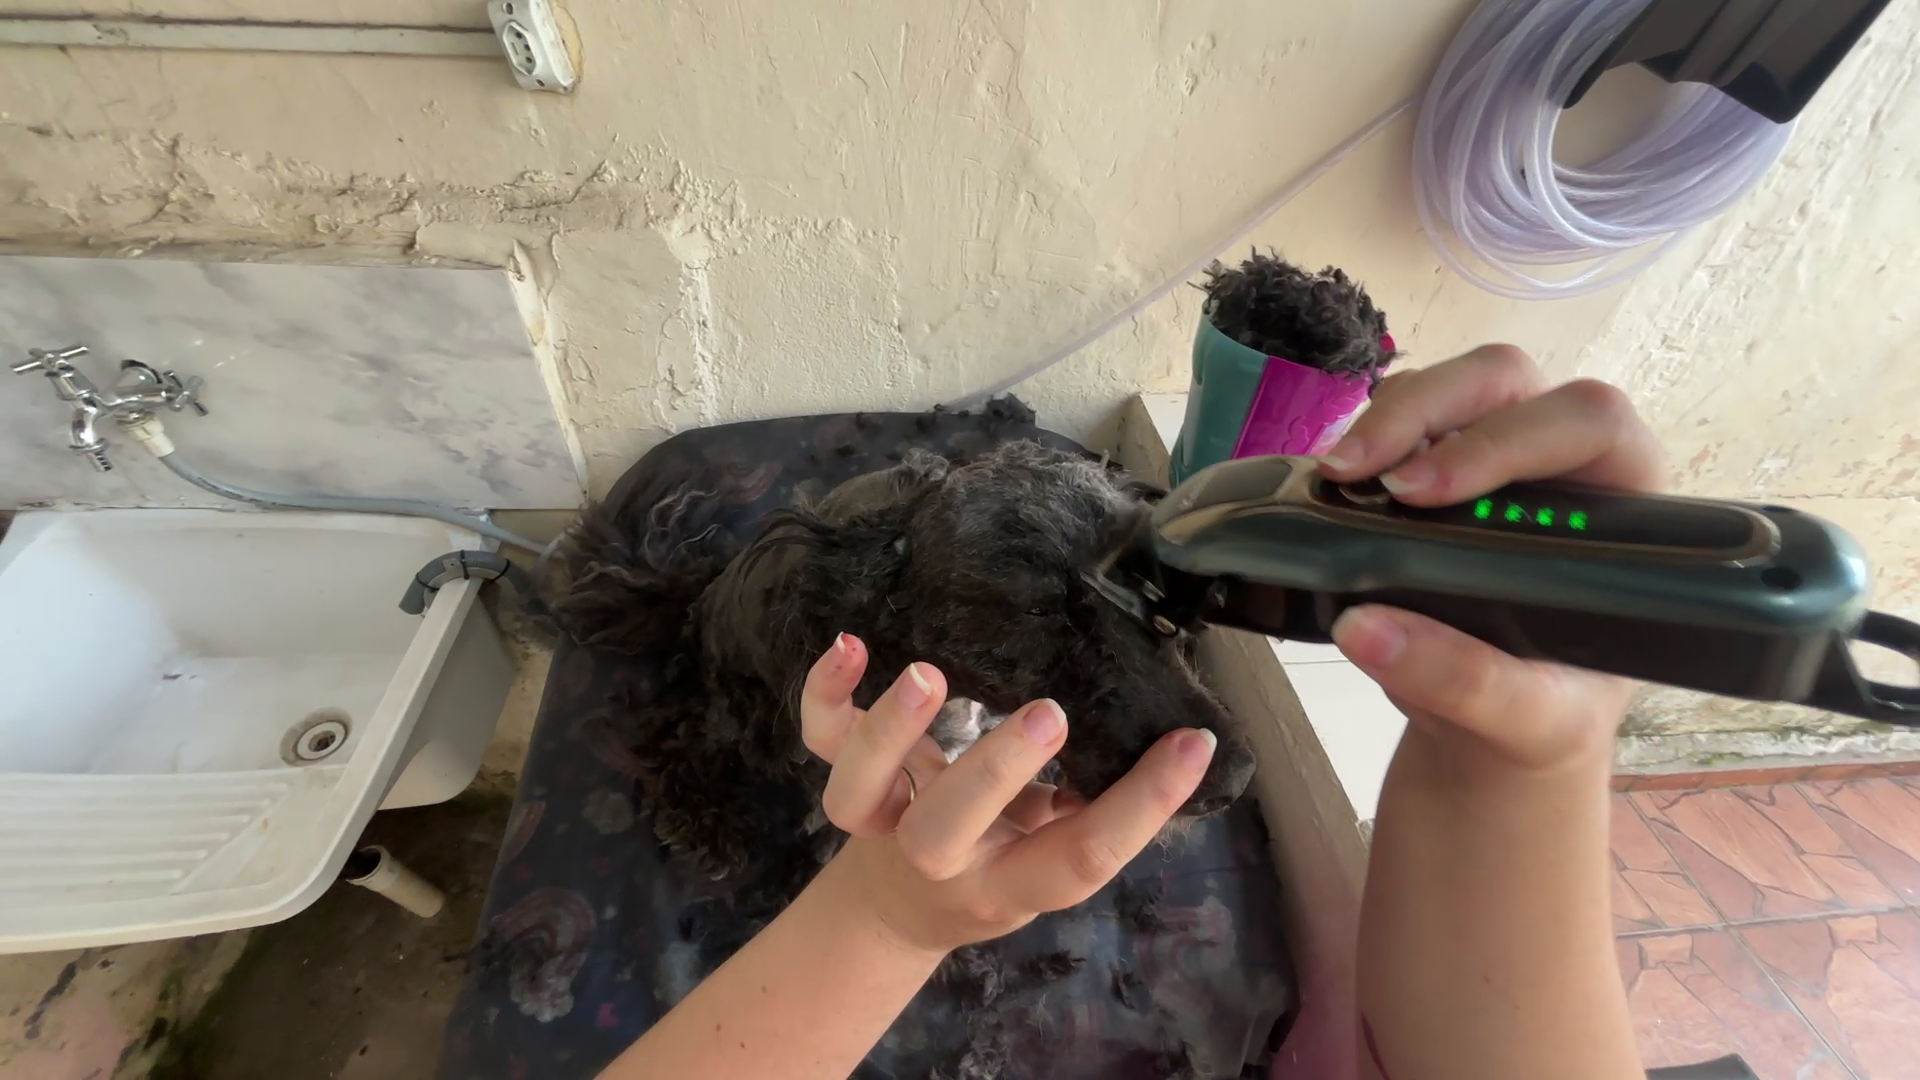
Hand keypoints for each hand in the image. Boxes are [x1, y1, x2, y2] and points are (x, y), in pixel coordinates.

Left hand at [797, 633, 1215, 956]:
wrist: (898, 901)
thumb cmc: (995, 860)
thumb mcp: (1048, 849)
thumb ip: (1089, 803)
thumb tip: (1161, 731)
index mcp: (1009, 876)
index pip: (1078, 857)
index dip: (1140, 807)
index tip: (1190, 741)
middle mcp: (939, 856)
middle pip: (951, 830)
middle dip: (996, 772)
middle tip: (1048, 714)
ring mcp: (880, 817)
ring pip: (859, 793)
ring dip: (890, 731)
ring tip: (927, 674)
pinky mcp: (844, 775)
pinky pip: (819, 738)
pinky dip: (824, 694)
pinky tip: (851, 643)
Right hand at [1318, 345, 1664, 774]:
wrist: (1488, 724)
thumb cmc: (1538, 713)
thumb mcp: (1527, 720)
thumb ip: (1463, 680)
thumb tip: (1364, 626)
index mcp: (1619, 507)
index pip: (1584, 424)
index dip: (1502, 441)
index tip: (1419, 492)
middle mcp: (1552, 467)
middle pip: (1502, 380)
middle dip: (1424, 409)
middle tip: (1356, 469)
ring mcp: (1479, 464)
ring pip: (1439, 390)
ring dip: (1382, 420)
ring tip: (1335, 474)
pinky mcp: (1419, 475)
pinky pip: (1390, 426)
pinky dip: (1355, 443)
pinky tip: (1328, 482)